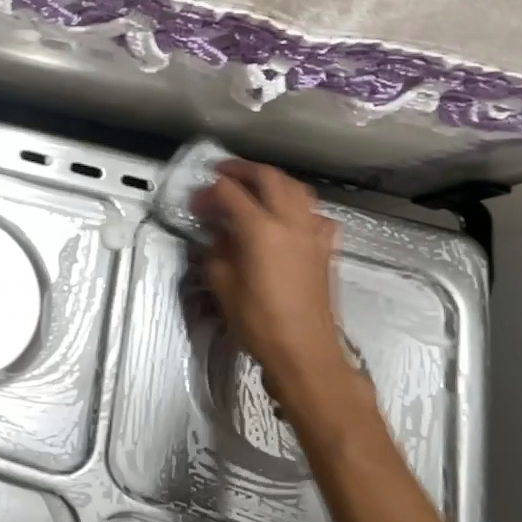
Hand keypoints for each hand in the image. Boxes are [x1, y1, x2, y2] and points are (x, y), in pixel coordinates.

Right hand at [190, 160, 348, 395]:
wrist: (305, 351)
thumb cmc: (258, 320)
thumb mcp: (222, 282)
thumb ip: (216, 248)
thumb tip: (217, 232)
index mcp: (260, 230)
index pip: (230, 192)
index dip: (208, 192)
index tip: (195, 204)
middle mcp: (291, 223)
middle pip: (269, 177)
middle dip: (242, 170)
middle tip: (221, 174)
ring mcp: (313, 234)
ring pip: (297, 189)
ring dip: (272, 181)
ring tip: (253, 187)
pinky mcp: (326, 248)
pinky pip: (314, 213)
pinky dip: (297, 205)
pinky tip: (286, 217)